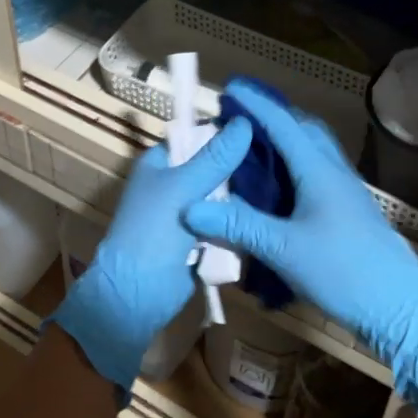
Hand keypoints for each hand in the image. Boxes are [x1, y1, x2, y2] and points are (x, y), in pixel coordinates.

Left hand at [47, 118, 252, 390]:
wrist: (138, 294)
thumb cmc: (152, 231)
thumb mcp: (183, 188)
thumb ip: (215, 158)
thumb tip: (245, 123)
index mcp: (159, 163)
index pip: (195, 138)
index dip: (223, 134)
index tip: (259, 131)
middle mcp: (171, 184)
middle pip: (212, 168)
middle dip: (238, 168)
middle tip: (275, 160)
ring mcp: (186, 213)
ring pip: (221, 197)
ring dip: (241, 197)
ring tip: (279, 185)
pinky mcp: (199, 239)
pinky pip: (224, 223)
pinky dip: (238, 221)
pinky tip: (267, 213)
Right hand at [183, 81, 417, 414]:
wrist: (400, 308)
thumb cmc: (343, 271)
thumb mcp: (283, 249)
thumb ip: (239, 226)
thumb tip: (190, 209)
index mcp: (317, 170)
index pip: (282, 124)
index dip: (255, 104)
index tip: (230, 88)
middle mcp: (334, 171)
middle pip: (303, 130)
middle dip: (272, 118)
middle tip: (240, 120)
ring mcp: (347, 191)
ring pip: (314, 152)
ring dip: (286, 143)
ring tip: (254, 152)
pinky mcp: (351, 211)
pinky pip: (318, 174)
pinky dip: (295, 168)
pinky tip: (279, 192)